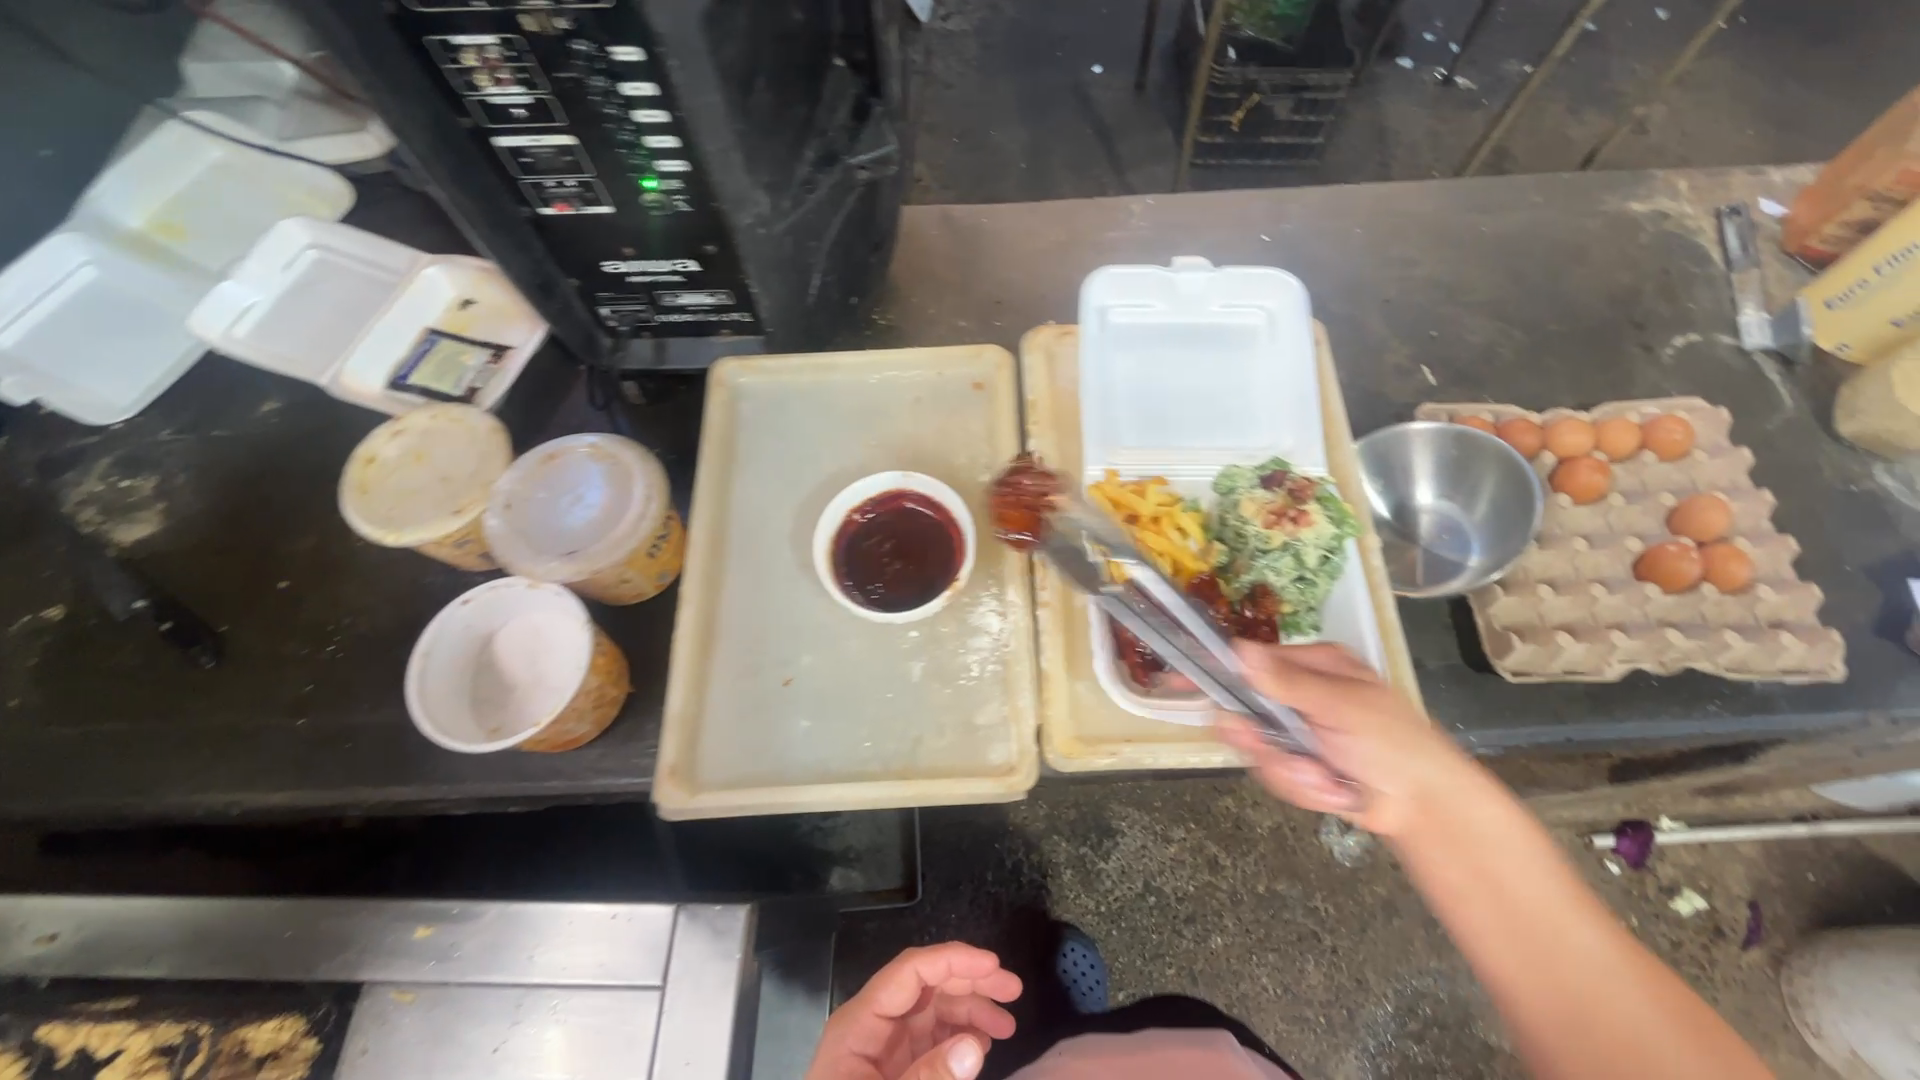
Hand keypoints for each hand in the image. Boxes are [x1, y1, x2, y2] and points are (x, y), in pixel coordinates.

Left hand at [804, 943, 1021, 1079]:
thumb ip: (928, 1078)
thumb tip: (974, 1044)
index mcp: (859, 1024)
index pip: (909, 972)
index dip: (952, 960)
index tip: (993, 965)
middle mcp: (871, 1026)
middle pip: (924, 986)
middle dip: (969, 982)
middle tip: (1014, 991)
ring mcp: (883, 1048)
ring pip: (932, 1010)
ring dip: (970, 1011)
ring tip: (1005, 1026)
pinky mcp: (893, 1069)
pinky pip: (930, 1039)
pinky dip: (959, 1037)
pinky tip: (982, 1045)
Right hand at [1214, 642, 1471, 837]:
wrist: (1425, 806)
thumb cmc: (1393, 742)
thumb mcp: (1342, 706)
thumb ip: (1287, 682)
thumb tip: (1238, 649)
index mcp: (1312, 666)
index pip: (1248, 662)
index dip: (1214, 675)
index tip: (1178, 685)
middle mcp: (1298, 695)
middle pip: (1245, 714)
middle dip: (1267, 747)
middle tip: (1292, 763)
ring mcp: (1296, 732)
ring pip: (1257, 750)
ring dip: (1292, 773)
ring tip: (1329, 782)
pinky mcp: (1298, 765)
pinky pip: (1273, 775)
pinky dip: (1302, 789)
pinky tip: (1333, 791)